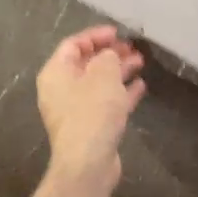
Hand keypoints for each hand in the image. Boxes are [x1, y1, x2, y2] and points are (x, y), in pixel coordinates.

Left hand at [37, 25, 145, 187]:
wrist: (88, 163)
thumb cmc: (92, 111)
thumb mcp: (104, 74)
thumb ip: (108, 57)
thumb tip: (110, 56)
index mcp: (56, 73)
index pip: (73, 44)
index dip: (96, 35)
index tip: (118, 33)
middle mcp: (61, 89)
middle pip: (86, 63)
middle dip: (111, 53)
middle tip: (132, 47)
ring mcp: (75, 110)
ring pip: (99, 83)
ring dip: (119, 71)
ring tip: (141, 61)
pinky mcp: (90, 126)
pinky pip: (106, 102)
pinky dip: (121, 92)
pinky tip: (140, 85)